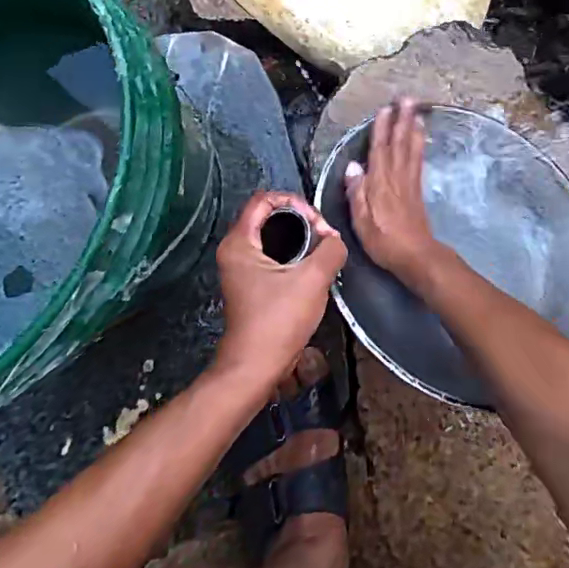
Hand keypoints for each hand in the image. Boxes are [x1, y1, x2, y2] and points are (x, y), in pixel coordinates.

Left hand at [212, 192, 346, 385]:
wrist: (255, 367)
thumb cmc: (278, 321)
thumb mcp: (312, 280)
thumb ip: (330, 251)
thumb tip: (335, 240)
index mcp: (239, 242)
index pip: (263, 200)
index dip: (293, 201)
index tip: (317, 219)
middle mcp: (233, 250)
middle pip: (266, 216)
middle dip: (299, 219)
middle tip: (323, 233)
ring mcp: (239, 269)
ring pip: (270, 237)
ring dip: (298, 238)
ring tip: (322, 248)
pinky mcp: (248, 285)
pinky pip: (270, 256)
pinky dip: (291, 254)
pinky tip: (312, 267)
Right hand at [344, 98, 445, 281]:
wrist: (416, 257)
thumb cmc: (384, 241)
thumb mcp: (362, 221)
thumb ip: (357, 193)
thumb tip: (353, 166)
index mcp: (380, 184)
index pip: (379, 151)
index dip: (381, 129)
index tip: (384, 109)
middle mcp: (396, 178)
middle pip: (398, 144)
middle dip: (401, 120)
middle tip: (406, 98)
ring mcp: (409, 183)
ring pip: (411, 149)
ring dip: (412, 128)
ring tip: (416, 111)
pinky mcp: (417, 190)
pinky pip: (418, 161)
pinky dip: (419, 145)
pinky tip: (420, 137)